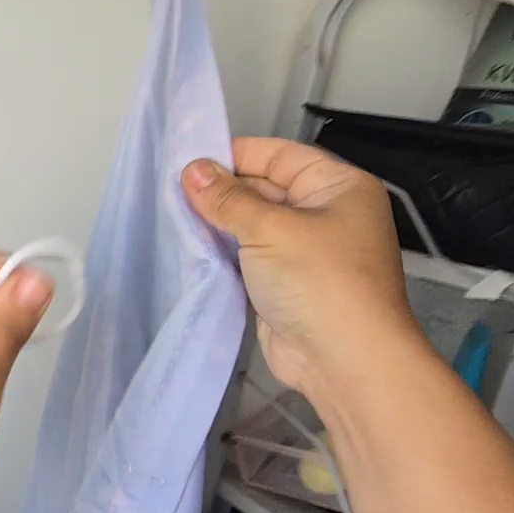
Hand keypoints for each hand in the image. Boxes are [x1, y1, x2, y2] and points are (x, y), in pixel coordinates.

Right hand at [182, 137, 424, 403]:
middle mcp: (324, 213)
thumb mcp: (269, 230)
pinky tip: (189, 247)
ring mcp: (303, 250)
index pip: (279, 155)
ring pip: (252, 223)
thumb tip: (191, 170)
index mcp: (337, 187)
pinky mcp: (282, 282)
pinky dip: (221, 250)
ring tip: (172, 216)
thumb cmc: (319, 282)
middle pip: (264, 188)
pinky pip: (247, 255)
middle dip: (221, 190)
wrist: (343, 358)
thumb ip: (226, 199)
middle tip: (170, 191)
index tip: (188, 160)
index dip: (235, 154)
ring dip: (217, 222)